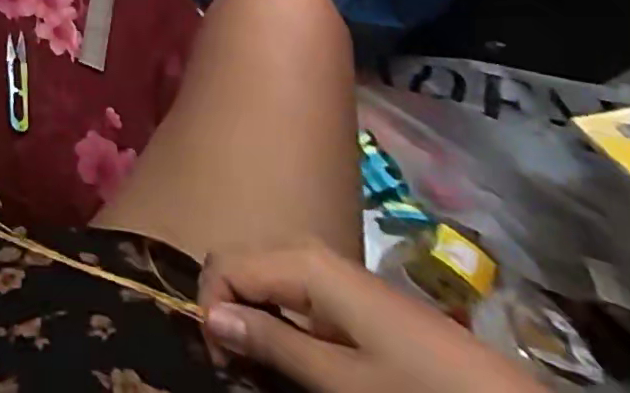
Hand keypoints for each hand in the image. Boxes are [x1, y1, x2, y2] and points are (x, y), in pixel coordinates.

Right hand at [198, 243, 546, 392]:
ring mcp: (329, 268)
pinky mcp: (345, 290)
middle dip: (225, 306)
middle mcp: (308, 250)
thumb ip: (272, 342)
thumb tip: (210, 317)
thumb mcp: (342, 380)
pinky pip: (288, 290)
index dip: (210, 309)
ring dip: (248, 314)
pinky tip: (287, 354)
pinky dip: (274, 317)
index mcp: (303, 262)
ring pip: (261, 275)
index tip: (223, 365)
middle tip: (234, 366)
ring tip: (256, 364)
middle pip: (238, 262)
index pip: (225, 265)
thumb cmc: (419, 389)